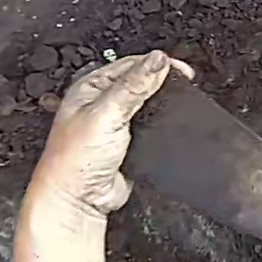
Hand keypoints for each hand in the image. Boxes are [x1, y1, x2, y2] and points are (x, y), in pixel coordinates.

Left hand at [27, 50, 192, 221]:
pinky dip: (163, 123)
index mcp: (91, 87)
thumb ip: (133, 86)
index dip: (156, 64)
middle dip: (163, 80)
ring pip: (148, 104)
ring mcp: (117, 123)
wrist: (78, 200)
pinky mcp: (130, 143)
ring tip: (182, 98)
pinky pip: (152, 126)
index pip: (130, 65)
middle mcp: (103, 102)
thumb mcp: (106, 114)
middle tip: (185, 81)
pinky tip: (171, 122)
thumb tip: (157, 60)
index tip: (180, 69)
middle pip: (141, 82)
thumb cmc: (75, 160)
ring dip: (164, 102)